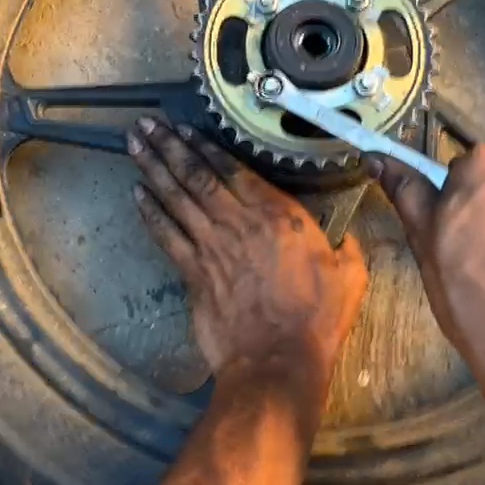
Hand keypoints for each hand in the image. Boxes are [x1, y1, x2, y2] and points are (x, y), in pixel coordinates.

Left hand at [127, 119, 368, 394]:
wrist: (277, 362)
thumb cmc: (316, 319)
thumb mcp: (349, 275)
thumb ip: (347, 247)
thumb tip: (347, 237)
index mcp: (277, 214)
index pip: (234, 169)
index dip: (205, 145)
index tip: (184, 128)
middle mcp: (238, 222)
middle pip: (196, 175)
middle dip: (168, 146)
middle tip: (146, 123)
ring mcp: (211, 246)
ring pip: (176, 197)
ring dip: (152, 167)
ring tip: (134, 143)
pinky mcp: (193, 273)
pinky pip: (166, 234)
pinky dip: (149, 212)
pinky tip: (137, 193)